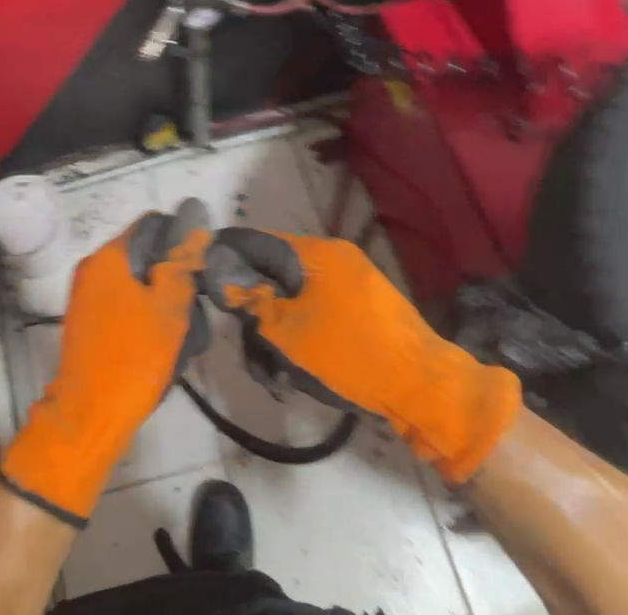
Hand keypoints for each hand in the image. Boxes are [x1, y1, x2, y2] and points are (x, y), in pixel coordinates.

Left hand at [0, 208, 209, 523]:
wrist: (90, 412)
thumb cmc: (134, 355)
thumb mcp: (169, 308)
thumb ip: (181, 265)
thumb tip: (193, 232)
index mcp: (108, 257)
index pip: (151, 224)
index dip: (182, 236)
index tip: (203, 261)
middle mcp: (91, 268)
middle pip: (142, 254)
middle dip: (172, 272)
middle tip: (197, 300)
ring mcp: (85, 296)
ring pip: (135, 282)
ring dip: (161, 298)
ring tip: (184, 328)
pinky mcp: (87, 321)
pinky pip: (122, 303)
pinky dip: (144, 314)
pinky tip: (163, 340)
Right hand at [213, 229, 521, 481]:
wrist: (423, 387)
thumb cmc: (352, 353)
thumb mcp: (290, 331)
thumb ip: (251, 299)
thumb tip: (218, 271)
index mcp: (319, 253)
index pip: (256, 241)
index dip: (226, 259)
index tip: (204, 285)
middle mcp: (335, 259)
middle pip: (274, 276)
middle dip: (256, 316)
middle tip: (253, 355)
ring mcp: (352, 285)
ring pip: (294, 301)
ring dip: (278, 337)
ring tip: (278, 378)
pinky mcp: (362, 310)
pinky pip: (317, 314)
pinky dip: (301, 339)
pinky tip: (299, 376)